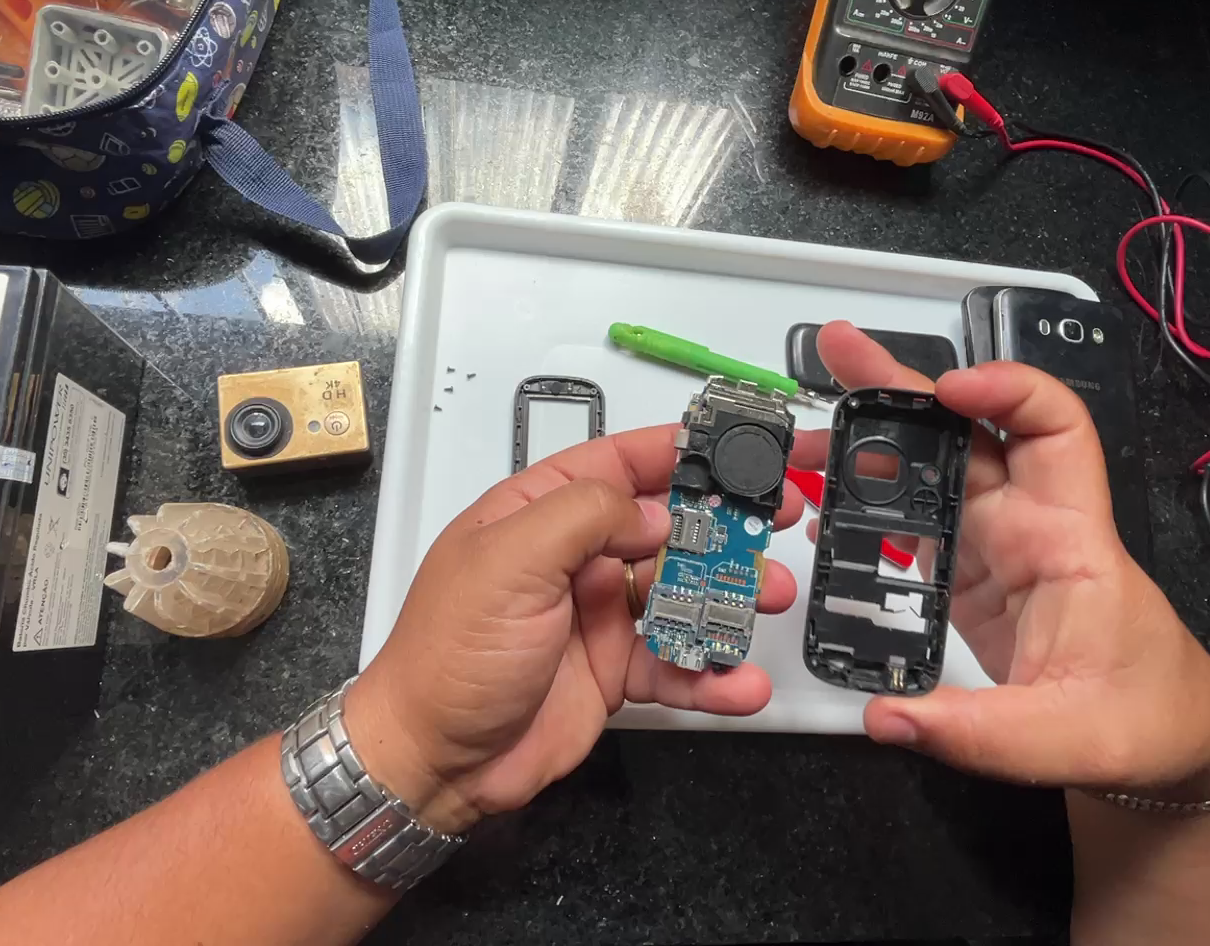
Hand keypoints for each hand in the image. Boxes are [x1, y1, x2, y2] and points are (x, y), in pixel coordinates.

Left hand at [345, 427, 803, 834]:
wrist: (434, 760)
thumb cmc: (450, 652)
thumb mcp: (509, 560)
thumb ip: (585, 517)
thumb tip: (655, 512)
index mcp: (542, 511)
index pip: (620, 463)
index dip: (680, 450)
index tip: (737, 448)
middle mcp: (577, 556)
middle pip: (664, 525)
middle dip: (722, 520)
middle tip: (775, 518)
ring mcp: (599, 612)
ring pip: (681, 591)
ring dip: (729, 593)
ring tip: (771, 595)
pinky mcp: (616, 669)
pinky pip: (676, 662)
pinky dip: (711, 672)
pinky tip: (737, 681)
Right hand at [795, 322, 1209, 798]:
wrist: (1161, 747)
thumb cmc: (1146, 723)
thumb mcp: (1070, 740)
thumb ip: (977, 731)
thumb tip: (885, 714)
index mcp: (1065, 536)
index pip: (1054, 429)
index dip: (1005, 391)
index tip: (948, 388)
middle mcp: (1023, 524)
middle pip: (962, 432)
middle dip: (899, 388)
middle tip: (837, 354)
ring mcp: (988, 545)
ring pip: (925, 471)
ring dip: (865, 448)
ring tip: (805, 442)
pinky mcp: (963, 572)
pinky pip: (909, 521)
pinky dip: (864, 506)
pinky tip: (824, 509)